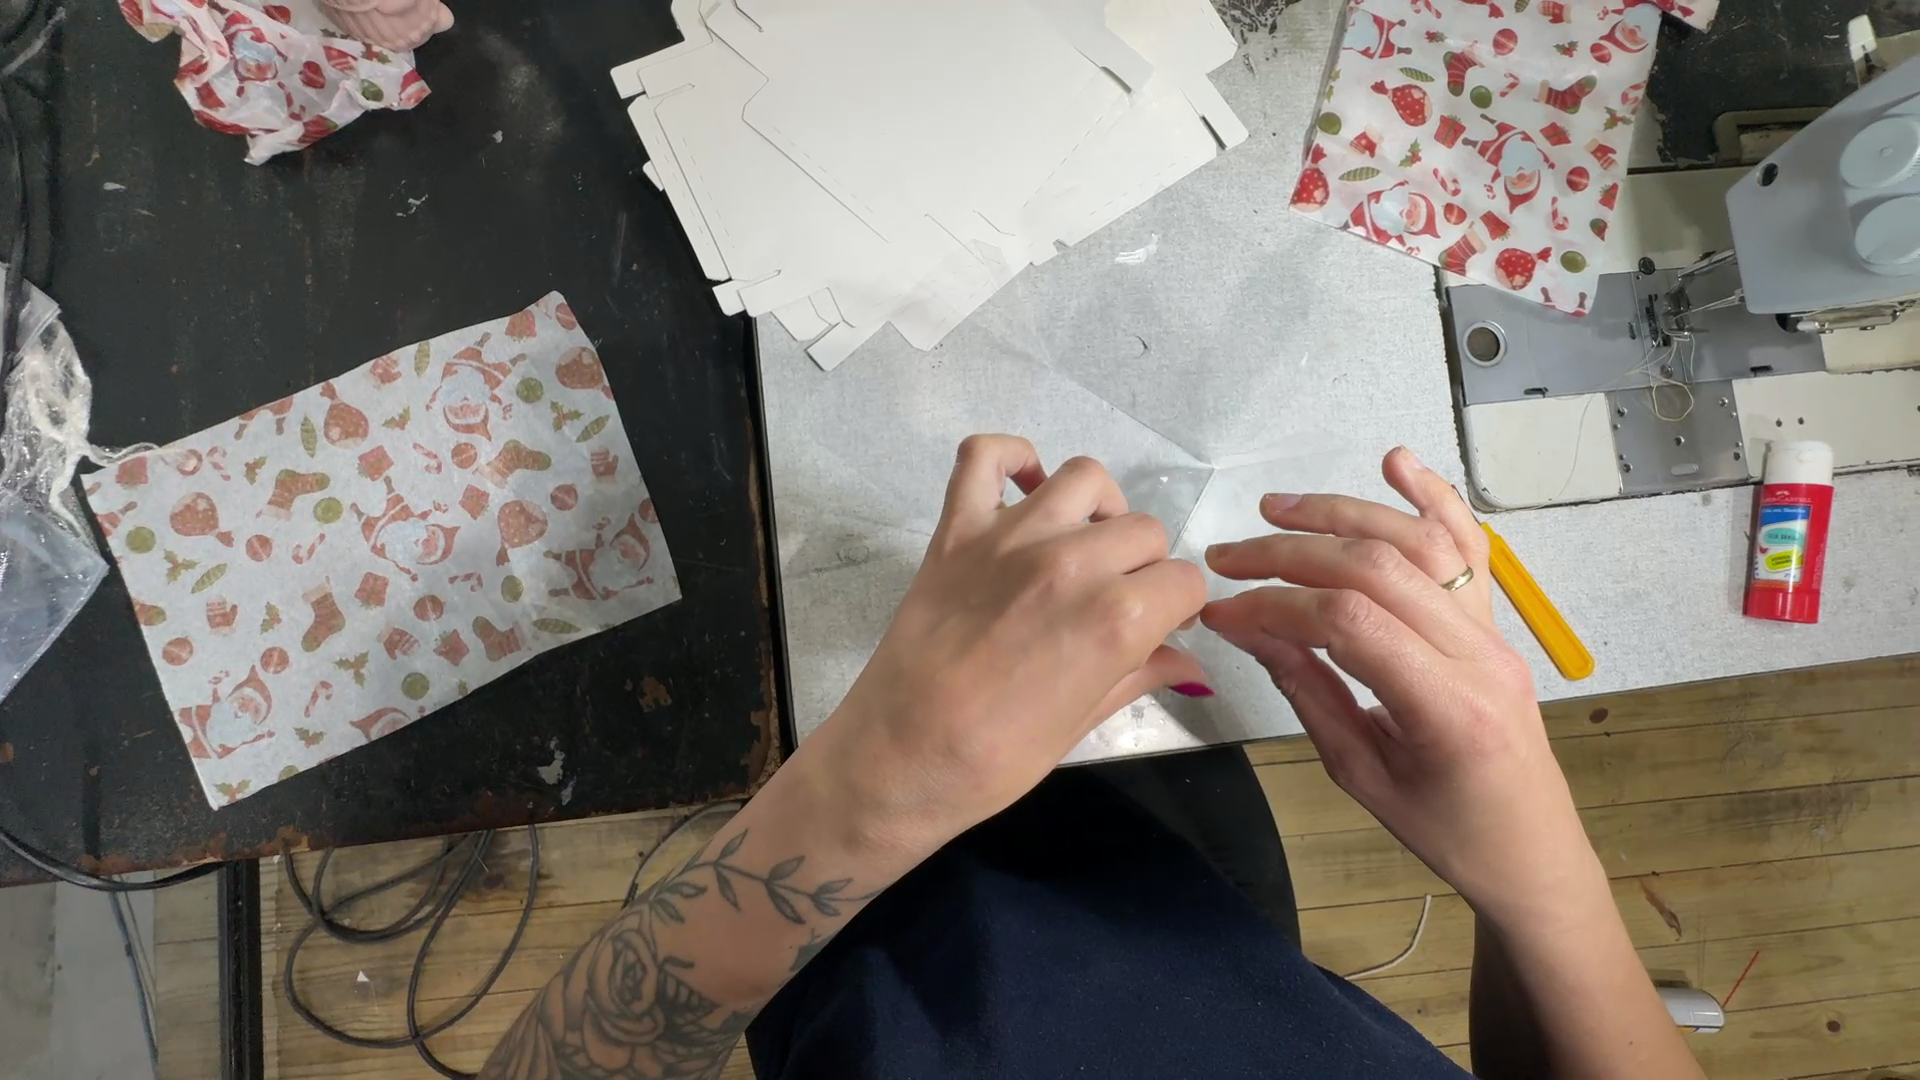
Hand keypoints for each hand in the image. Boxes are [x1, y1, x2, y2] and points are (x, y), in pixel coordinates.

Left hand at [808, 435, 1207, 857]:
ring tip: (1082, 544)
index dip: (1178, 608)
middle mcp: (1070, 562)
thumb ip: (1142, 674)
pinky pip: (984, 455)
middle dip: (1144, 567)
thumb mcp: (1083, 724)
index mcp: (1115, 618)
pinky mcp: (956, 528)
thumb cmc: (995, 759)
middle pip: (1143, 531)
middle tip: (1117, 599)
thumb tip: (1192, 663)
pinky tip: (1025, 489)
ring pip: (1085, 478)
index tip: (1160, 625)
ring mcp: (1008, 536)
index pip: (1184, 582)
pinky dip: (1011, 456)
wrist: (898, 755)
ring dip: (1099, 510)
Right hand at [1200, 447, 1599, 926]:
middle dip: (1289, 553)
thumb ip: (1303, 687)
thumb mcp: (1355, 770)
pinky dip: (1433, 496)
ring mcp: (1494, 631)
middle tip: (1226, 558)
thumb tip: (1243, 626)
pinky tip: (1396, 461)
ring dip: (1339, 514)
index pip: (1347, 621)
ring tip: (1275, 507)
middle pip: (1376, 569)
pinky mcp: (1494, 621)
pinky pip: (1469, 546)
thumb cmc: (1441, 829)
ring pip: (1416, 543)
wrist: (1532, 852)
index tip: (1220, 612)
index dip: (1273, 605)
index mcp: (1446, 707)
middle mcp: (1479, 654)